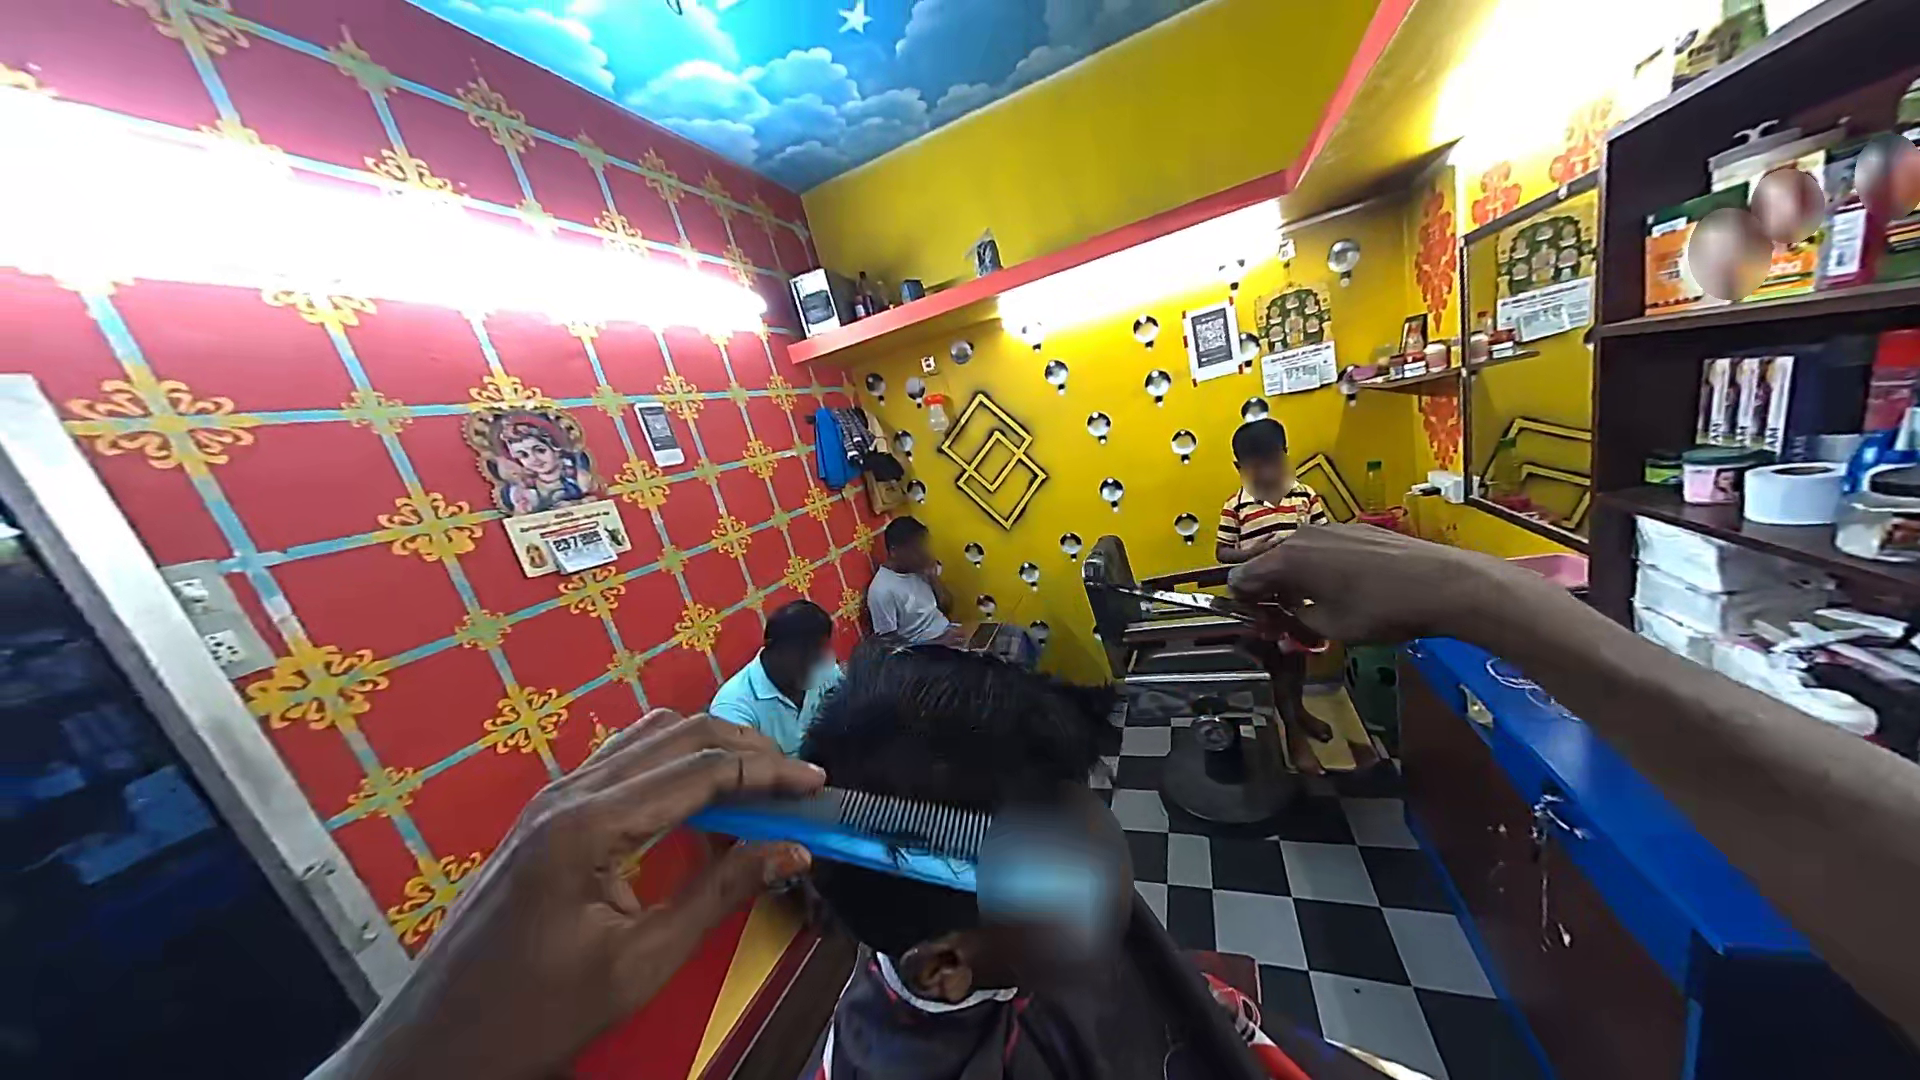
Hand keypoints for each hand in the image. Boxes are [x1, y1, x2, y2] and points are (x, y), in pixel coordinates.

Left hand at [315, 712, 821, 1079]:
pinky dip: (680, 759)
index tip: (815, 782)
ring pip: (656, 733)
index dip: (769, 770)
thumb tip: (796, 850)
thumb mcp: (641, 963)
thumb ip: (723, 893)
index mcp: (591, 823)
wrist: (425, 1057)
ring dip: (714, 746)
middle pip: (683, 733)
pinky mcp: (554, 807)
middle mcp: (574, 789)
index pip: (703, 768)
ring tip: (756, 780)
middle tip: (793, 780)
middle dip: (748, 747)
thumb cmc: (534, 1019)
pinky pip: (631, 755)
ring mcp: (559, 792)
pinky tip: (699, 794)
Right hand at [1228, 524, 1544, 643]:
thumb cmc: (1381, 610)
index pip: (1239, 578)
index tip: (1257, 619)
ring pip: (1288, 552)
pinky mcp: (1350, 529)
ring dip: (1288, 575)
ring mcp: (1325, 529)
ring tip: (1309, 600)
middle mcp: (1297, 538)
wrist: (1445, 584)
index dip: (1242, 602)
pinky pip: (1315, 547)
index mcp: (1284, 561)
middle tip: (1278, 613)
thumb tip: (1279, 621)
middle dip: (1263, 587)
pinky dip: (1313, 565)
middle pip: (1260, 560)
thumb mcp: (1329, 628)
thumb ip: (1293, 623)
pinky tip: (1338, 584)